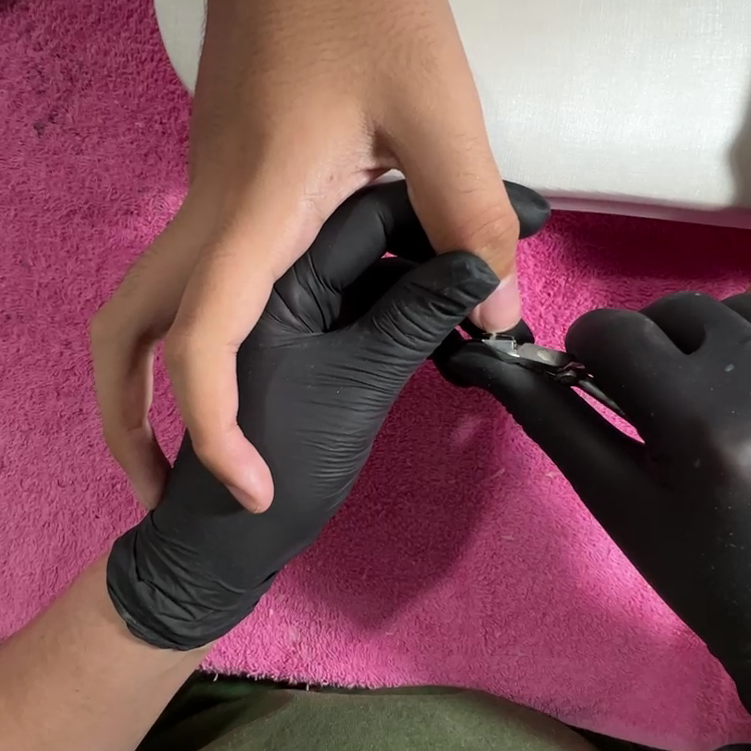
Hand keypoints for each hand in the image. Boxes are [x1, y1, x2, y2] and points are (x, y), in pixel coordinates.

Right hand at [92, 0, 521, 514]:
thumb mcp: (437, 111)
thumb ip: (470, 220)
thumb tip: (495, 314)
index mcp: (255, 211)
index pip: (203, 341)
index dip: (214, 432)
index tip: (248, 491)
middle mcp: (210, 217)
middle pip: (123, 335)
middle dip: (127, 422)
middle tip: (166, 483)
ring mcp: (204, 200)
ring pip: (140, 307)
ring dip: (140, 383)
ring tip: (179, 441)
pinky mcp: (218, 186)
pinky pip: (185, 277)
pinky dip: (190, 337)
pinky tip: (246, 349)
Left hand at [109, 181, 545, 649]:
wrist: (232, 534)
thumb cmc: (286, 460)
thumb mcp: (360, 380)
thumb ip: (418, 313)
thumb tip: (490, 265)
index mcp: (277, 267)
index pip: (373, 215)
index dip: (446, 216)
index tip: (518, 224)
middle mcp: (284, 271)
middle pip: (379, 234)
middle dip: (445, 246)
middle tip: (514, 262)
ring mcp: (300, 305)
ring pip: (379, 269)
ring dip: (434, 281)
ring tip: (496, 297)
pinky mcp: (316, 337)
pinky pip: (370, 302)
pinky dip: (413, 309)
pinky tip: (459, 322)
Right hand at [439, 294, 750, 739]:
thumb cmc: (702, 571)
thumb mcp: (614, 500)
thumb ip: (551, 417)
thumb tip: (486, 355)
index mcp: (708, 433)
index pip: (618, 332)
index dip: (595, 350)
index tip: (600, 374)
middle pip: (688, 311)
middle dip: (662, 346)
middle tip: (671, 400)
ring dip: (731, 345)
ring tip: (736, 403)